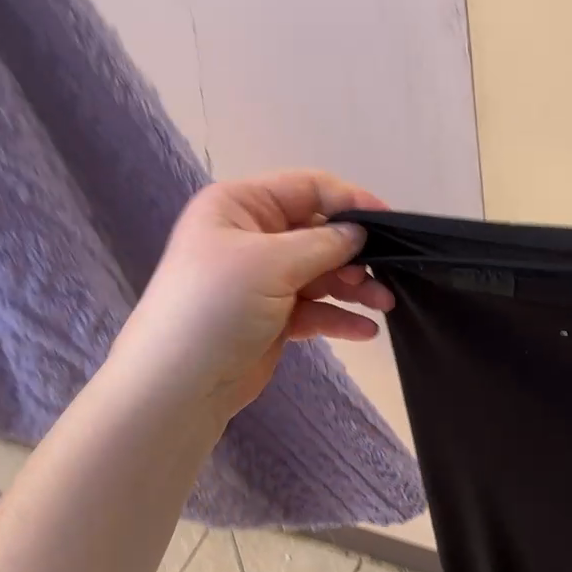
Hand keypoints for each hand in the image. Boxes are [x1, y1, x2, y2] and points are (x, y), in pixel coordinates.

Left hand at [108, 170, 393, 415]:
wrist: (180, 383)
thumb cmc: (217, 307)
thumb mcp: (270, 263)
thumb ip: (322, 244)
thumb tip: (359, 234)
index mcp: (241, 206)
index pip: (307, 189)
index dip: (350, 202)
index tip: (390, 223)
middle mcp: (252, 237)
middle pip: (319, 234)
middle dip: (355, 254)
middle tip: (386, 275)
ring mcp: (263, 280)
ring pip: (322, 275)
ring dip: (355, 288)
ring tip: (385, 305)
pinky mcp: (273, 318)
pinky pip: (316, 310)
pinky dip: (340, 318)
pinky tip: (366, 331)